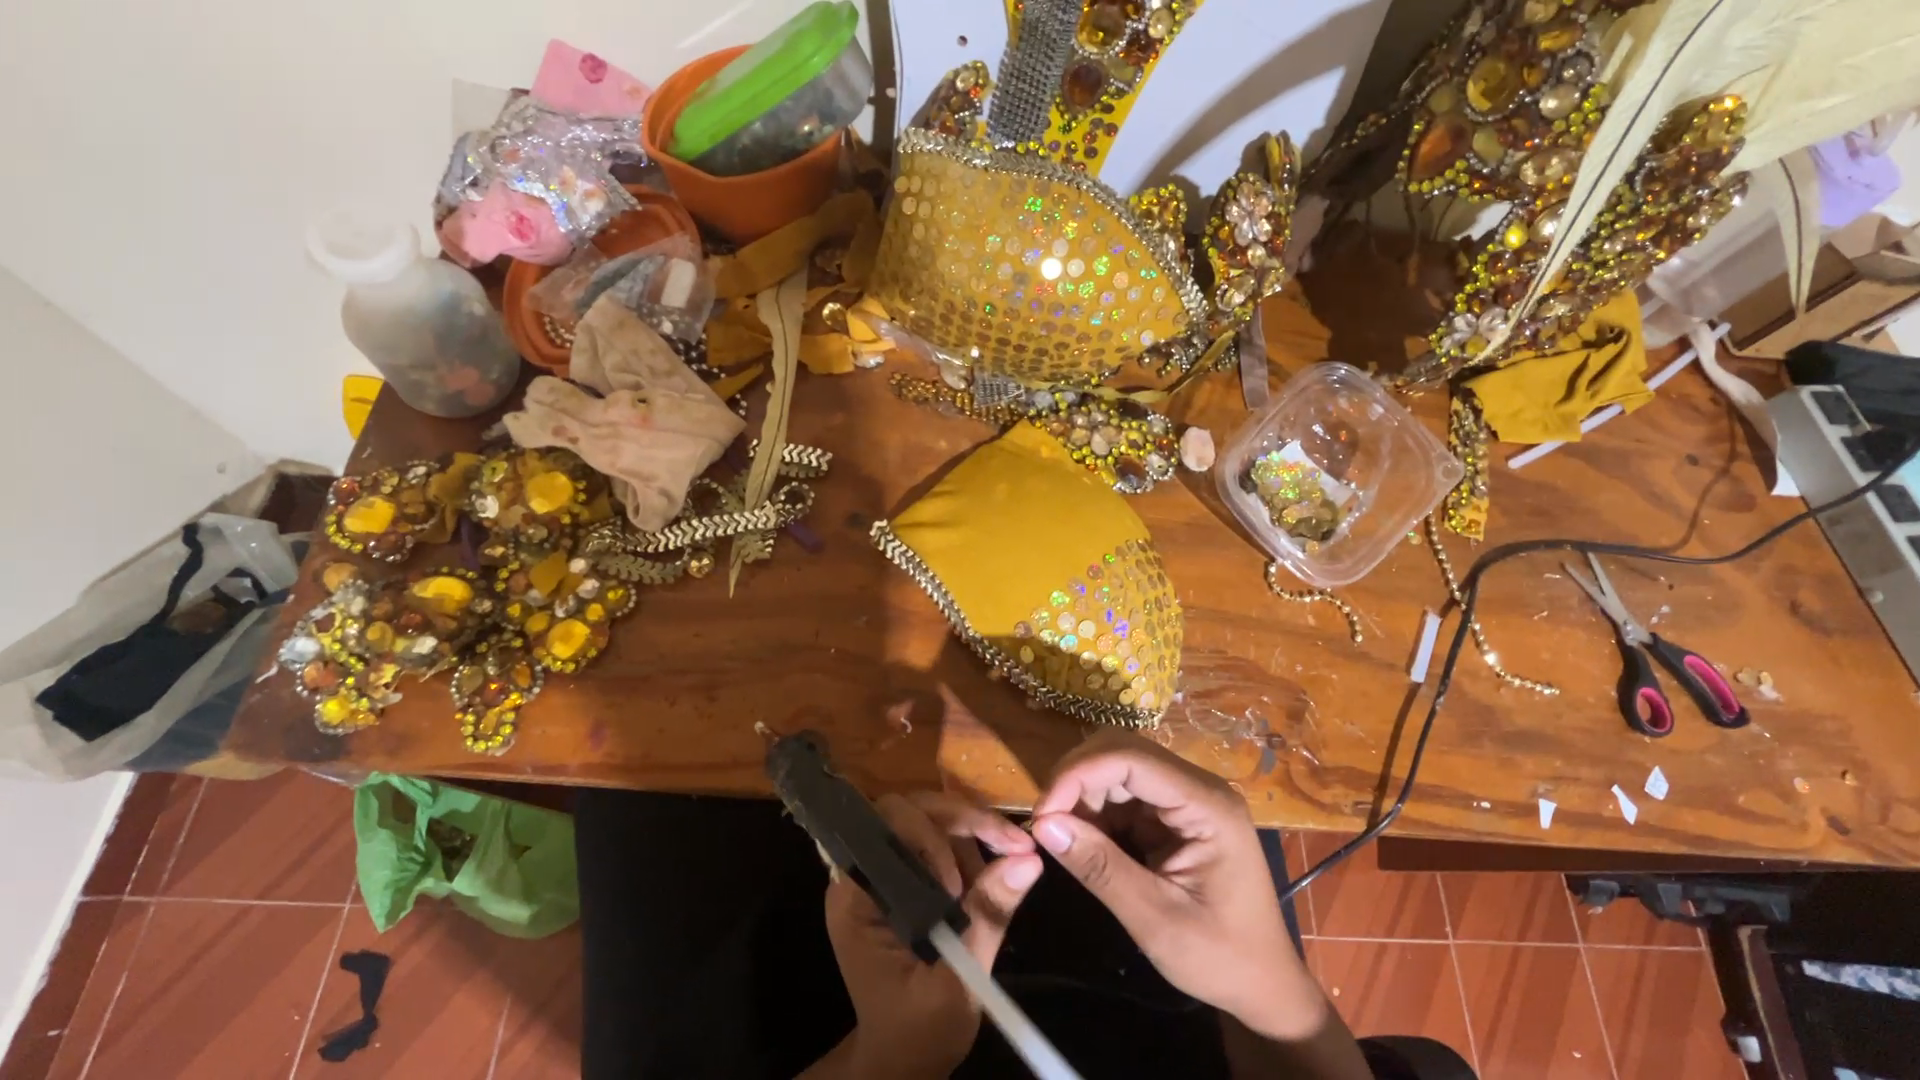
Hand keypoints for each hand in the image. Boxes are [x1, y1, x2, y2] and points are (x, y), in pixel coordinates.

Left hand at [821, 792, 1043, 1078]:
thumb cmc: (918, 1030)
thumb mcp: (958, 980)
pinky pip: (937, 842)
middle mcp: (862, 874)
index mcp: (855, 897)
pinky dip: (969, 849)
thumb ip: (987, 916)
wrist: (903, 1059)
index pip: (883, 826)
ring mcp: (884, 874)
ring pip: (928, 819)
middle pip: (908, 812)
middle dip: (962, 822)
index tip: (965, 877)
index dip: (928, 833)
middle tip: (1013, 846)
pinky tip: (991, 877)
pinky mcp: (905, 880)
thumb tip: (1029, 858)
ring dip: (971, 836)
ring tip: (1004, 870)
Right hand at [1029, 733, 1331, 1046]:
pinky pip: (1123, 795)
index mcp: (1206, 804)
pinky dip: (1094, 810)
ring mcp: (1186, 799)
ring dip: (1081, 794)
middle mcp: (1196, 788)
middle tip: (1045, 824)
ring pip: (1117, 768)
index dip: (1078, 774)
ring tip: (1057, 835)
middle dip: (1076, 778)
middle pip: (1122, 751)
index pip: (1130, 758)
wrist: (1263, 985)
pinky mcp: (1173, 816)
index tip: (1042, 815)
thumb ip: (1100, 868)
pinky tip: (1080, 840)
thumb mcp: (1155, 920)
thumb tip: (1043, 825)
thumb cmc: (1220, 956)